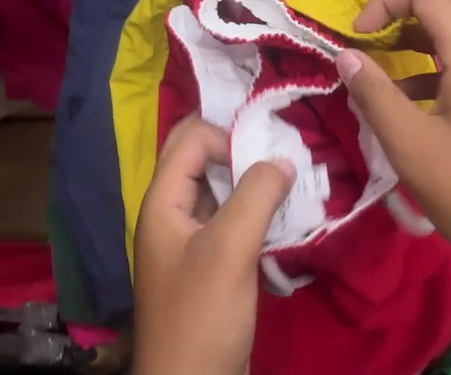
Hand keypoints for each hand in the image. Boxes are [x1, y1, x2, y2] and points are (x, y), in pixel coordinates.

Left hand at [133, 116, 295, 374]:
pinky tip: (280, 217)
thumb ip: (255, 194)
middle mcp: (170, 212)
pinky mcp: (207, 265)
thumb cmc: (202, 315)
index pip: (192, 137)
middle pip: (201, 158)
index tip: (267, 153)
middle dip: (238, 148)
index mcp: (162, 200)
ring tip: (288, 181)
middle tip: (279, 152)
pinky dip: (253, 211)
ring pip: (219, 189)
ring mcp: (188, 240)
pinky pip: (229, 220)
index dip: (228, 135)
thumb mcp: (229, 249)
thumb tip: (283, 158)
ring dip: (250, 180)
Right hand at [333, 0, 450, 296]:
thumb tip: (346, 55)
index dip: (385, 1)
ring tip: (383, 81)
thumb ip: (375, 95)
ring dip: (418, 46)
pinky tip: (418, 112)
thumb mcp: (414, 148)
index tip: (358, 37)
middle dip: (399, 18)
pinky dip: (438, 73)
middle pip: (445, 7)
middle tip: (368, 49)